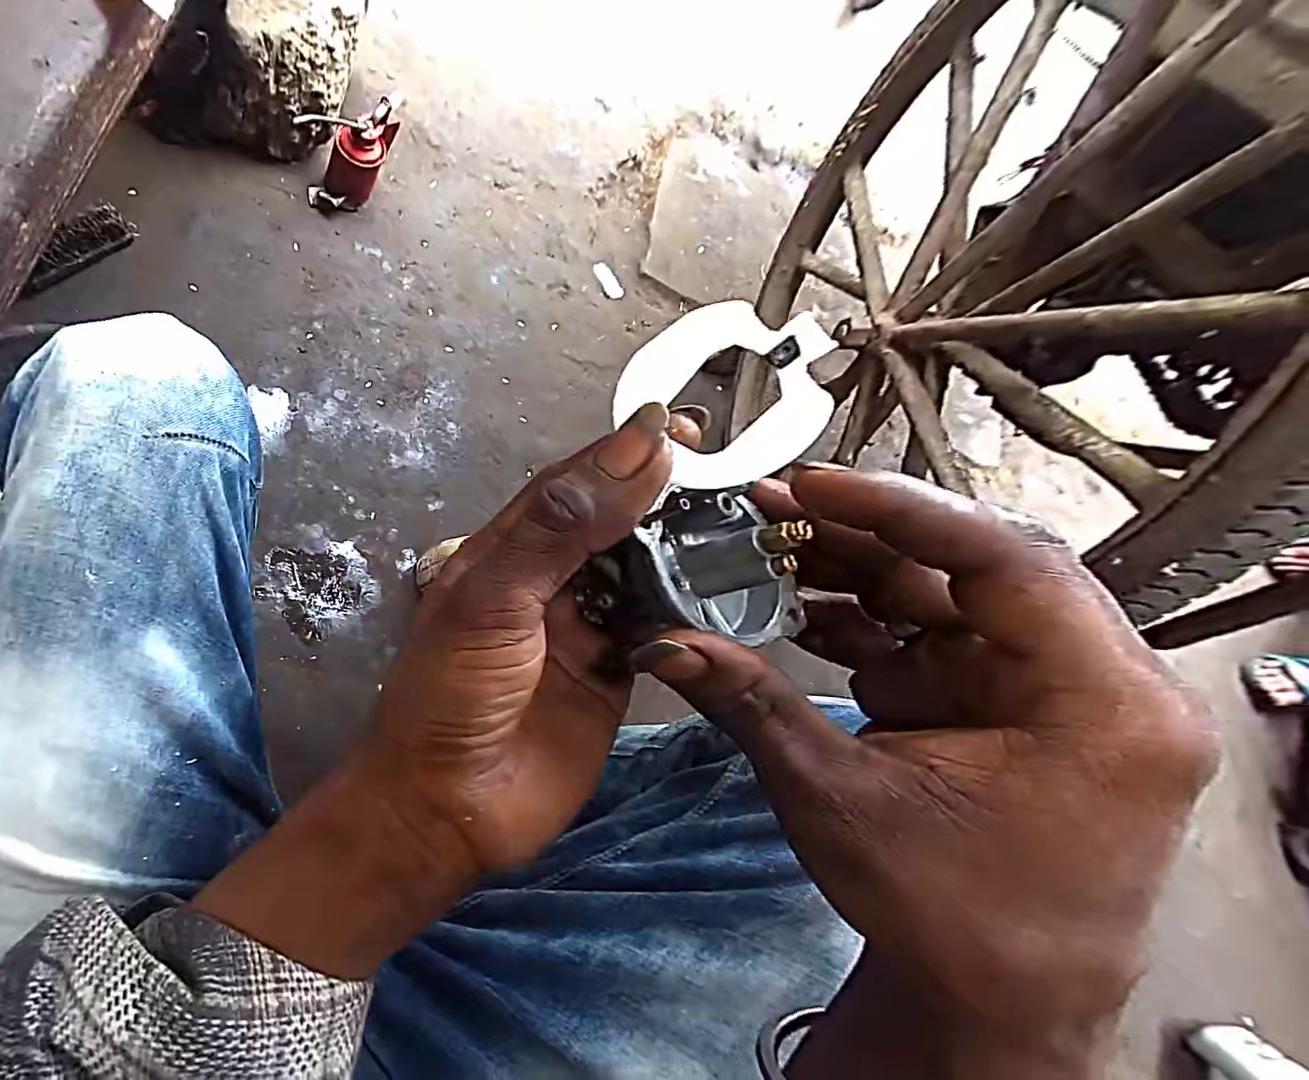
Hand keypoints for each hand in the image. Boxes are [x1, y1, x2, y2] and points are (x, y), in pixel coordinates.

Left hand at [193, 403, 689, 975]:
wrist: (448, 804)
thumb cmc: (451, 694)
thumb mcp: (493, 598)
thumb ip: (559, 528)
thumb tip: (632, 452)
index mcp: (502, 554)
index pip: (566, 488)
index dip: (618, 456)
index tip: (676, 428)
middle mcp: (542, 583)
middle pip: (609, 524)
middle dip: (659, 496)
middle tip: (724, 468)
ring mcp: (579, 629)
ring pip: (640, 573)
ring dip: (681, 549)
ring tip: (737, 519)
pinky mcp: (611, 675)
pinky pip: (657, 631)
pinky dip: (687, 612)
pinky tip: (720, 592)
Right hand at [635, 465, 1217, 1076]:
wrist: (986, 991)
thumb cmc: (945, 910)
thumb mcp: (834, 796)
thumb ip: (749, 703)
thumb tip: (661, 639)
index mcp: (1095, 704)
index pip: (1008, 562)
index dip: (903, 510)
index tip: (813, 484)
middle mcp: (1081, 681)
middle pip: (966, 565)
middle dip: (861, 530)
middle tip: (770, 504)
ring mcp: (1028, 688)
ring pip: (933, 591)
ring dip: (846, 568)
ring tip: (765, 546)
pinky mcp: (981, 699)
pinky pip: (911, 631)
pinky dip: (846, 614)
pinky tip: (787, 605)